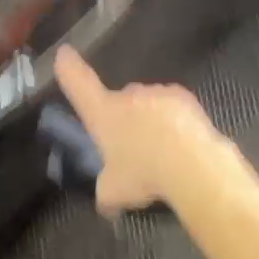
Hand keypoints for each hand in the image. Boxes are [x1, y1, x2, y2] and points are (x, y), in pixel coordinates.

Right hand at [53, 46, 230, 213]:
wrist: (194, 167)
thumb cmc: (143, 175)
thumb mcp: (113, 192)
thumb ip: (105, 192)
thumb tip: (105, 205)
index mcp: (104, 113)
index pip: (79, 84)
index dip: (69, 69)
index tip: (64, 53)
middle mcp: (130, 96)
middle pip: (121, 101)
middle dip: (124, 119)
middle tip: (131, 150)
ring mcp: (160, 94)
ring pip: (149, 105)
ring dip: (150, 123)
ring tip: (161, 155)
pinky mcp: (188, 100)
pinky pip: (174, 111)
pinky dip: (174, 125)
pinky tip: (180, 149)